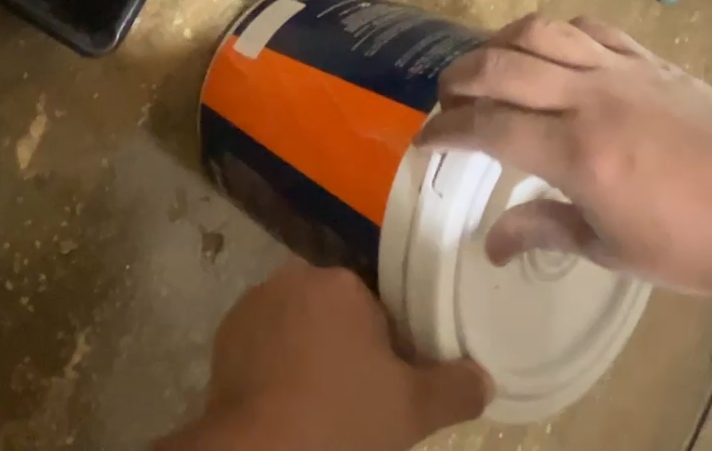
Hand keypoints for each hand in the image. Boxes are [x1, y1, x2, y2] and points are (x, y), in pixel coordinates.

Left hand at [156, 261, 490, 450]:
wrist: (261, 447)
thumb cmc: (343, 419)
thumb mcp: (413, 410)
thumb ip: (455, 388)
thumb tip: (484, 377)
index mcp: (343, 284)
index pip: (376, 307)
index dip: (386, 347)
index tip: (386, 385)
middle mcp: (295, 278)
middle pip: (332, 310)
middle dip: (343, 344)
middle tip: (353, 397)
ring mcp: (256, 301)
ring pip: (295, 322)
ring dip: (306, 349)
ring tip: (315, 402)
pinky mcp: (227, 330)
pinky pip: (263, 339)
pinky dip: (273, 362)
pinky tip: (282, 400)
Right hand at [418, 15, 711, 314]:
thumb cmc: (698, 249)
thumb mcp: (611, 251)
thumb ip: (541, 229)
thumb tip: (488, 245)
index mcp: (578, 154)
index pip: (484, 127)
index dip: (443, 132)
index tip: (425, 142)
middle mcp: (590, 100)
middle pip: (496, 67)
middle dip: (455, 81)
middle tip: (447, 104)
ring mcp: (622, 72)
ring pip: (537, 32)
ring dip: (496, 45)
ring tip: (489, 68)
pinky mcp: (652, 61)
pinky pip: (589, 28)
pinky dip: (555, 34)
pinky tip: (550, 55)